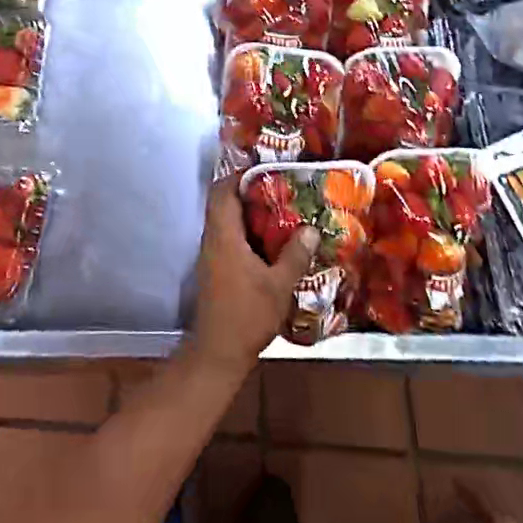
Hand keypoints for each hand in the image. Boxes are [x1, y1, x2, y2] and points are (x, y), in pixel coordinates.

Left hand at [187, 176, 318, 372]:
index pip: (223, 191)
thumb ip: (295, 255)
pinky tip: (271, 243)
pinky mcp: (215, 269)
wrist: (218, 352)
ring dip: (249, 214)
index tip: (265, 170)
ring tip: (281, 212)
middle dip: (249, 193)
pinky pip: (228, 238)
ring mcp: (211, 255)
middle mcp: (212, 239)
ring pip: (226, 221)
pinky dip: (246, 233)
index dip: (240, 176)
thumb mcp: (279, 285)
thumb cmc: (247, 315)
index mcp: (223, 235)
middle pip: (223, 203)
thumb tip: (311, 228)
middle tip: (280, 190)